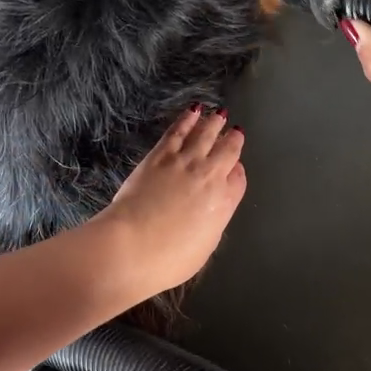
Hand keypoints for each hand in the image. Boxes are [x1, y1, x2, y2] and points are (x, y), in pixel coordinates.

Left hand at [91, 107, 246, 295]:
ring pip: (206, 133)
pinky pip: (179, 130)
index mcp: (224, 202)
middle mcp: (210, 176)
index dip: (237, 170)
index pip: (238, 179)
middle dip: (232, 139)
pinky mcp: (161, 154)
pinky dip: (188, 118)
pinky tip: (194, 111)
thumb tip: (214, 206)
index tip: (235, 166)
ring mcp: (185, 161)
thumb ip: (214, 220)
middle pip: (227, 150)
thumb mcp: (205, 247)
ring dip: (214, 122)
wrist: (132, 246)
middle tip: (235, 130)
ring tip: (219, 114)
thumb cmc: (168, 259)